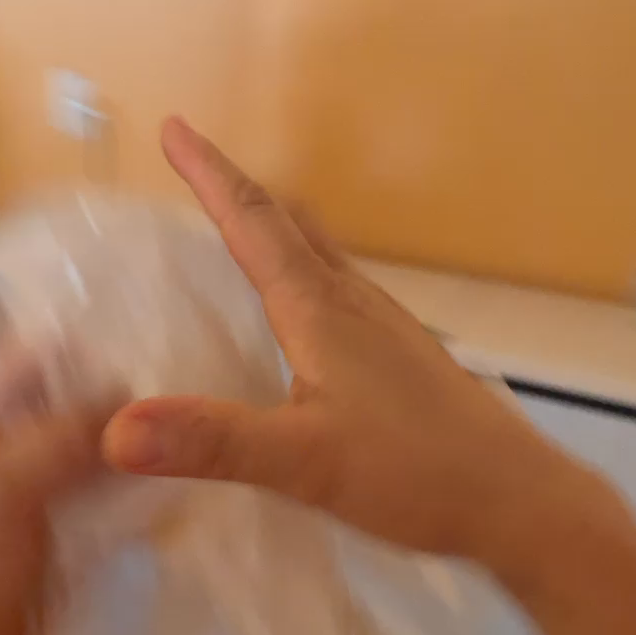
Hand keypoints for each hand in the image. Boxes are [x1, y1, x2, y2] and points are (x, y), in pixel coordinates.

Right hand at [103, 118, 609, 583]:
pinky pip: (340, 294)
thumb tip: (114, 431)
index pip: (256, 224)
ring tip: (238, 234)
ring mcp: (387, 330)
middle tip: (199, 176)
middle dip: (240, 193)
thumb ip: (212, 442)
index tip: (175, 129)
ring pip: (321, 257)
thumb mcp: (303, 461)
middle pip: (292, 225)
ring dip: (275, 232)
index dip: (211, 175)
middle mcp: (356, 304)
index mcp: (322, 311)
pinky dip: (302, 278)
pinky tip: (299, 319)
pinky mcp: (404, 360)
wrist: (521, 504)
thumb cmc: (417, 473)